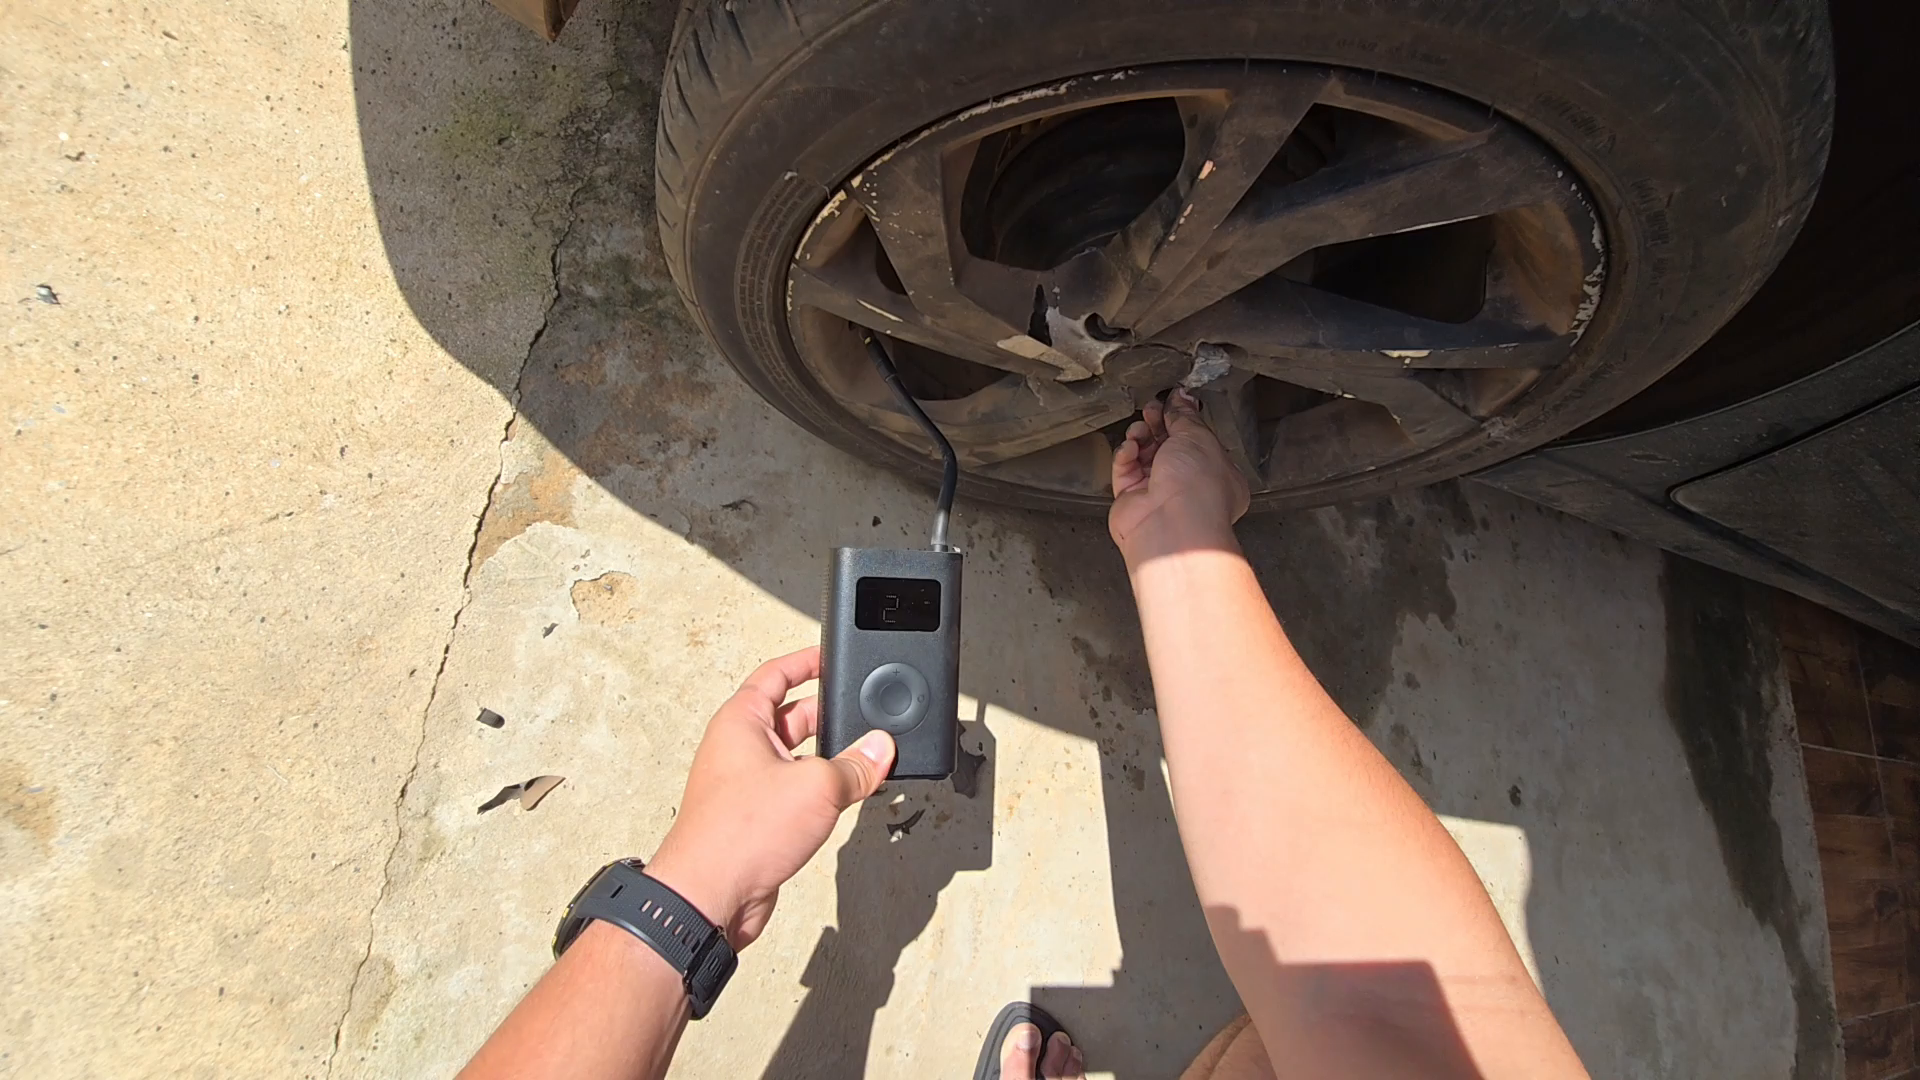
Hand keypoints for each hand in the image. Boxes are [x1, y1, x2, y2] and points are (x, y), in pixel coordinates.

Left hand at [645, 646, 894, 948]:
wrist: (707, 900)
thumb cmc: (737, 834)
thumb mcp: (816, 786)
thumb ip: (855, 765)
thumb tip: (880, 750)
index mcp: (741, 721)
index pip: (775, 674)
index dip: (805, 662)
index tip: (830, 656)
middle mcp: (739, 748)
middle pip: (790, 715)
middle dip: (828, 715)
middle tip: (860, 712)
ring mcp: (746, 783)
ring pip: (796, 755)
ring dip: (827, 757)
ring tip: (862, 757)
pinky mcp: (756, 817)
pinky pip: (794, 789)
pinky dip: (820, 789)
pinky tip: (845, 797)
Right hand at [1109, 389, 1249, 563]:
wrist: (1171, 524)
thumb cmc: (1198, 489)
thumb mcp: (1198, 436)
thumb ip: (1185, 415)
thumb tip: (1182, 397)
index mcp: (1217, 472)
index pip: (1197, 439)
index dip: (1184, 418)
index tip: (1172, 401)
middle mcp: (1187, 485)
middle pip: (1168, 445)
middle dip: (1159, 424)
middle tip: (1152, 409)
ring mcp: (1158, 493)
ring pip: (1144, 455)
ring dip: (1140, 437)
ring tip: (1139, 429)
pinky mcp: (1131, 499)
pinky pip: (1124, 469)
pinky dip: (1125, 455)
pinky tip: (1130, 448)